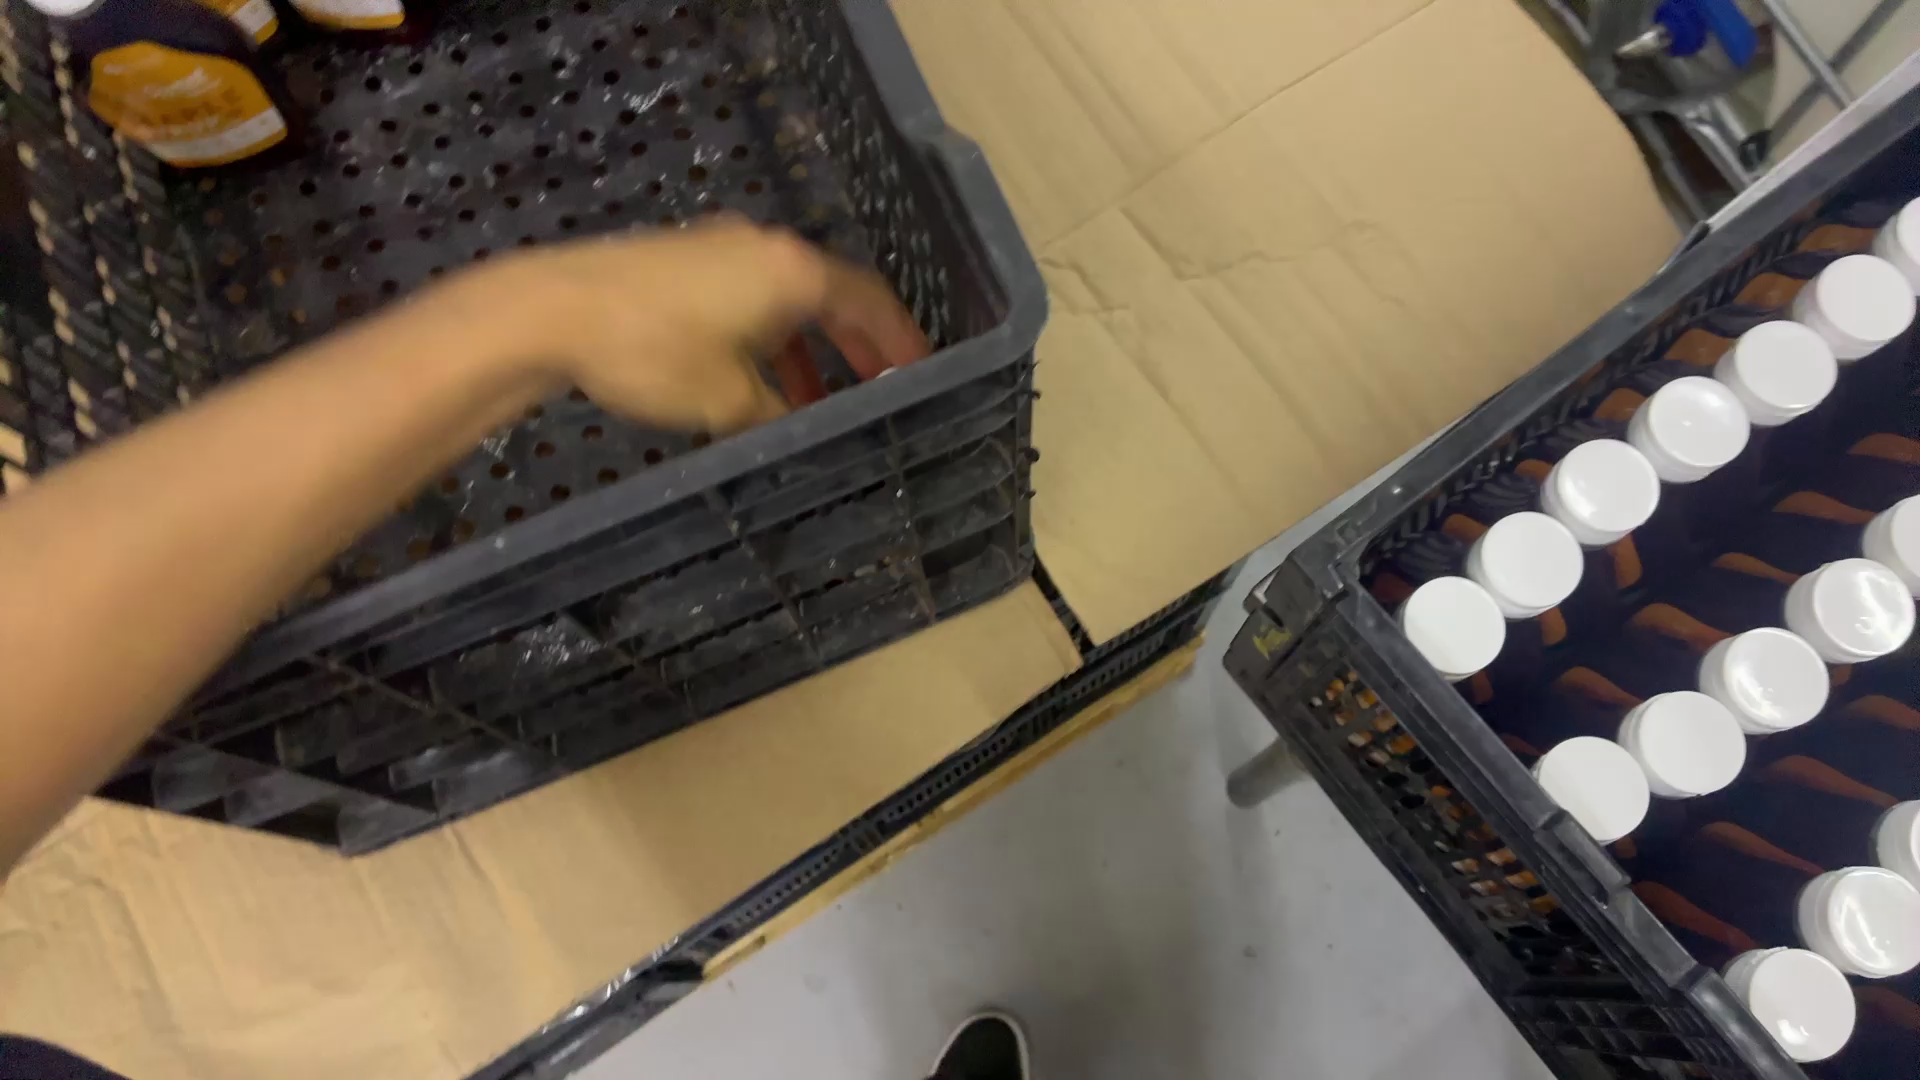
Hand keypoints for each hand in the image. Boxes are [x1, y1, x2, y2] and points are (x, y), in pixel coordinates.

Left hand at [446, 219, 931, 431]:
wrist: (551, 310)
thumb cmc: (655, 352)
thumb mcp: (731, 399)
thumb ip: (780, 413)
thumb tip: (802, 428)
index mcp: (793, 273)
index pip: (869, 303)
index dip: (901, 339)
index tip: (922, 369)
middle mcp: (768, 250)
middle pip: (835, 297)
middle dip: (861, 345)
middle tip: (883, 383)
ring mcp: (726, 250)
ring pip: (792, 302)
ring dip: (814, 349)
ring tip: (825, 398)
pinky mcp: (691, 261)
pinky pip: (755, 300)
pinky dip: (773, 340)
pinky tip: (766, 380)